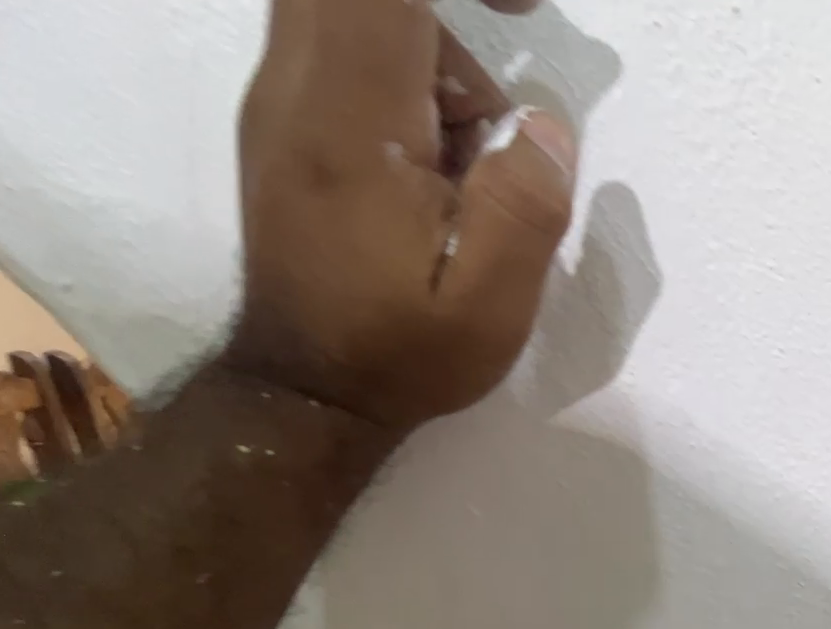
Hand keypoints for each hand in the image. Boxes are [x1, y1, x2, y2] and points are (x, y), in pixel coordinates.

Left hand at [232, 0, 577, 430]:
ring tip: (480, 160)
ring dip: (440, 58)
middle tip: (522, 27)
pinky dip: (414, 79)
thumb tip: (545, 126)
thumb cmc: (408, 351)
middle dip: (448, 4)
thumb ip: (525, 207)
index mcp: (351, 126)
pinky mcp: (291, 123)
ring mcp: (285, 102)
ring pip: (356, 13)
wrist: (315, 387)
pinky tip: (446, 164)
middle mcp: (297, 90)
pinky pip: (348, 51)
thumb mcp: (492, 305)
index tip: (530, 9)